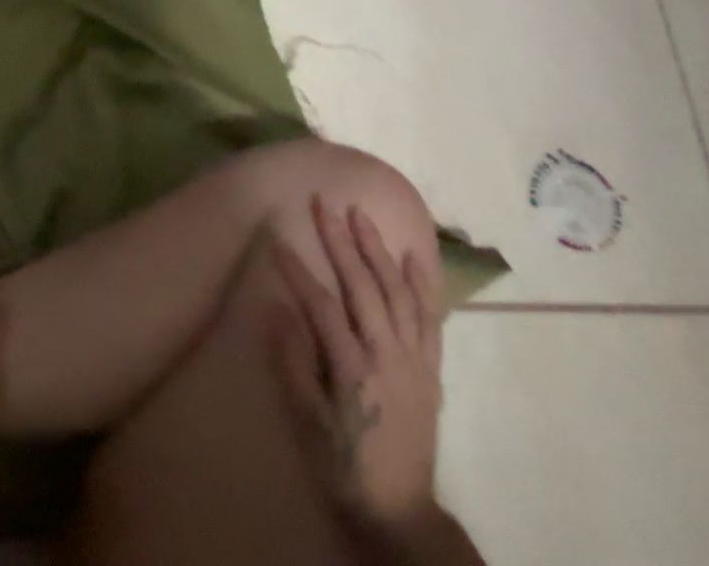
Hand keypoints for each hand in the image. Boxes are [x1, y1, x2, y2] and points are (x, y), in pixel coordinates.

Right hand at [269, 197, 443, 529]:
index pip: (322, 305)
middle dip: (341, 242)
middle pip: (363, 287)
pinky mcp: (431, 367)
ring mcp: (415, 359)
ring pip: (398, 292)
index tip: (278, 238)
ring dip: (378, 250)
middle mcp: (389, 355)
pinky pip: (430, 316)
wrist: (400, 505)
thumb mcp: (307, 420)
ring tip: (361, 215)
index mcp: (353, 369)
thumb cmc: (343, 463)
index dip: (298, 270)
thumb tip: (277, 309)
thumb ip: (293, 363)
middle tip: (324, 203)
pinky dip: (422, 283)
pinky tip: (412, 256)